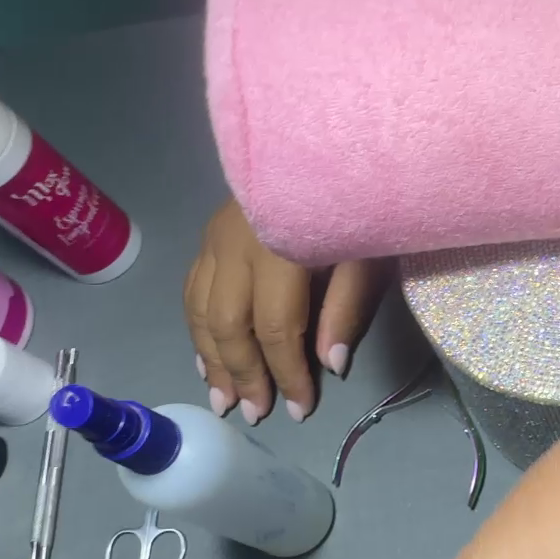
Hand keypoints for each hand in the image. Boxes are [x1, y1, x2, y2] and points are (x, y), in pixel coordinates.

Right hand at [184, 199, 391, 424]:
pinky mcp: (209, 235)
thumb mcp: (366, 255)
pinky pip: (194, 290)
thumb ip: (344, 310)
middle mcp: (234, 246)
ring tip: (222, 398)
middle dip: (242, 375)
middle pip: (228, 325)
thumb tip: (330, 366)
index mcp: (277, 251)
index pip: (275, 330)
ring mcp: (215, 238)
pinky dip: (198, 328)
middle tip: (252, 415)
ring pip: (200, 310)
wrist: (324, 143)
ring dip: (211, 359)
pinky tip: (206, 358)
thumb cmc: (356, 202)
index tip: (297, 410)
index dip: (286, 374)